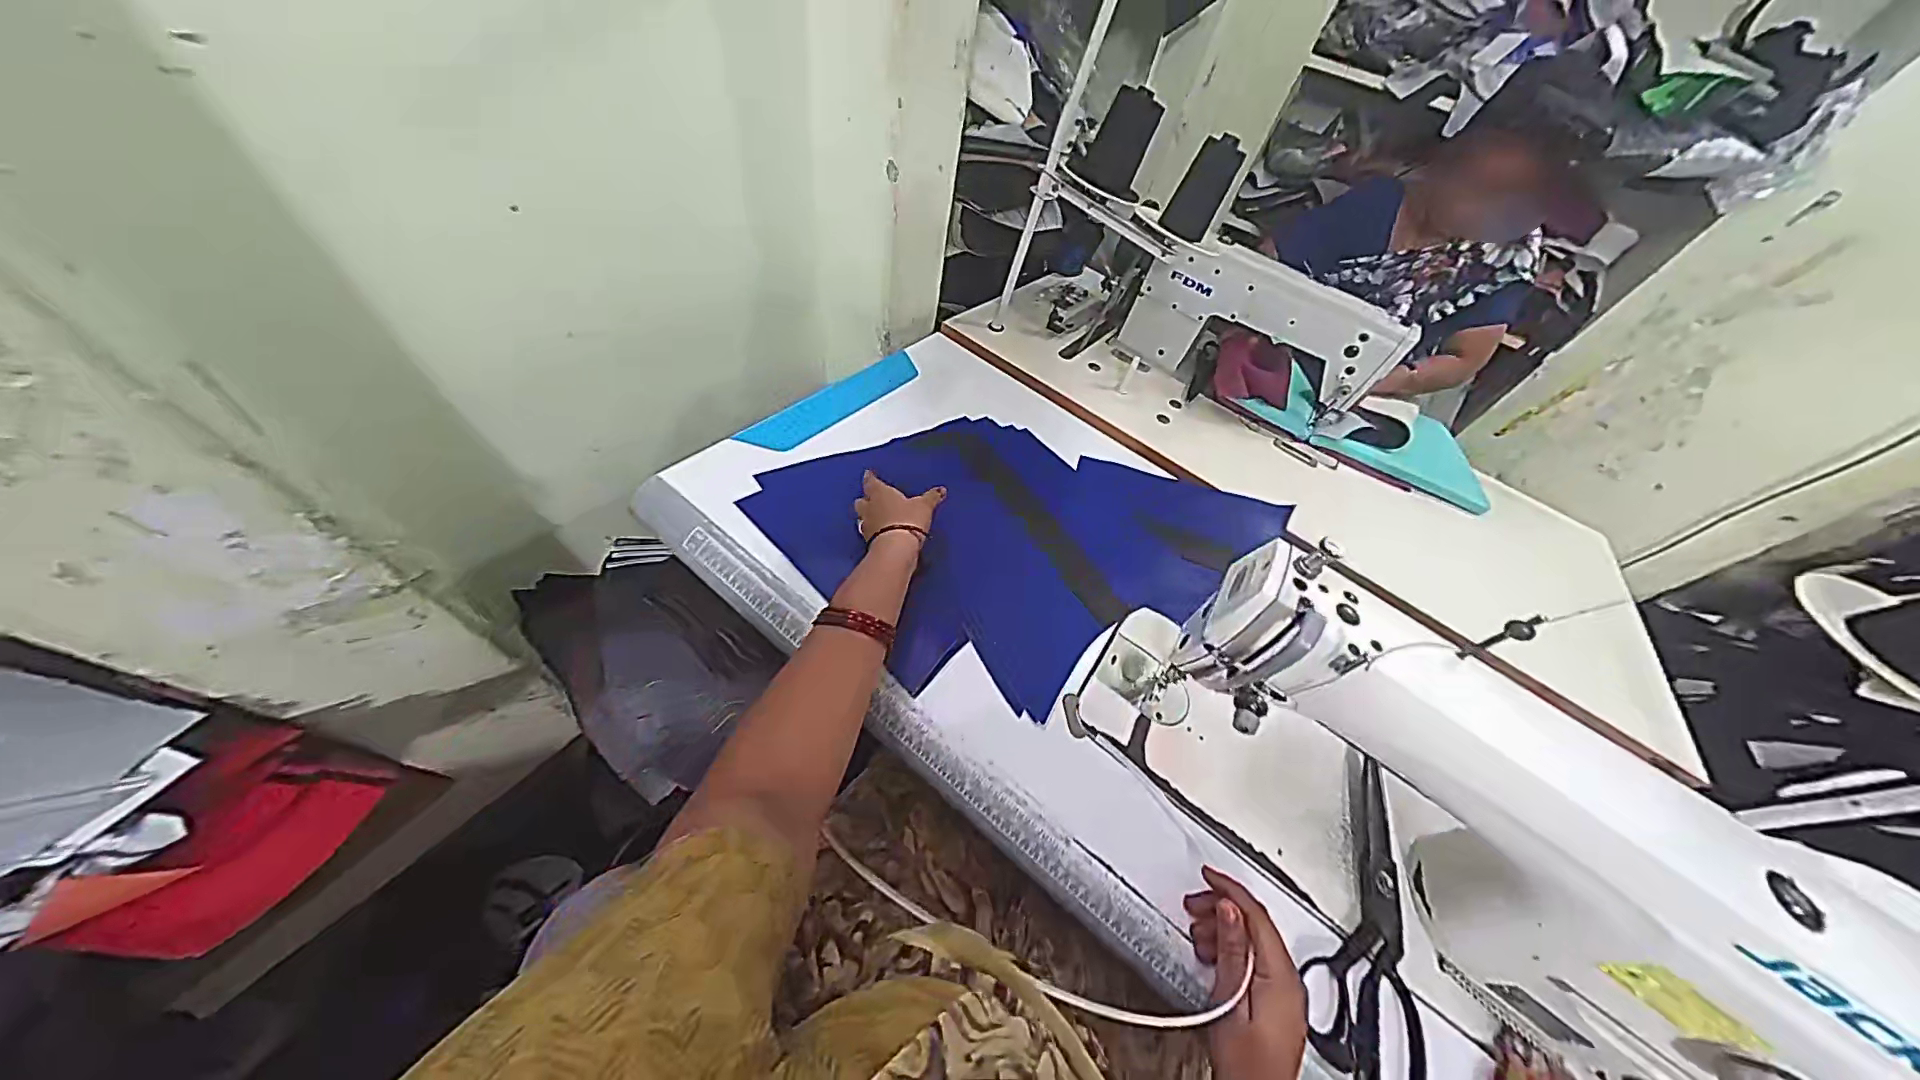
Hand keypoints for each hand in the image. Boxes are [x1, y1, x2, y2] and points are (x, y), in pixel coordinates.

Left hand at [854, 470, 944, 542]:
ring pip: (862, 517)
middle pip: (862, 500)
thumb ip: (931, 497)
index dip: (870, 477)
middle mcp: (869, 507)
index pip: (871, 481)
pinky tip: (879, 532)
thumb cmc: (908, 519)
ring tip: (875, 516)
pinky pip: (868, 532)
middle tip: (871, 497)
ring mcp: (867, 525)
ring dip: (867, 516)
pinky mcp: (868, 541)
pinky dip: (873, 531)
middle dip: (866, 499)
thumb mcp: (924, 506)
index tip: (868, 474)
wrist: (897, 547)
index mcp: (880, 492)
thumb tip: (941, 490)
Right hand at [1186, 866, 1307, 1079]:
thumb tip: (1231, 910)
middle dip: (1223, 907)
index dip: (1231, 889)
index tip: (1209, 876)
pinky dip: (1232, 948)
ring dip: (1225, 928)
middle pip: (1257, 924)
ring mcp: (1285, 990)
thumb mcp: (1229, 1001)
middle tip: (1195, 905)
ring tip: (1199, 934)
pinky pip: (1256, 958)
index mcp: (1281, 975)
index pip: (1257, 915)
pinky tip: (1213, 955)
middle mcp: (1289, 979)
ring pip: (1255, 939)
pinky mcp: (1276, 999)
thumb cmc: (1245, 1064)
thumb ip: (1232, 952)